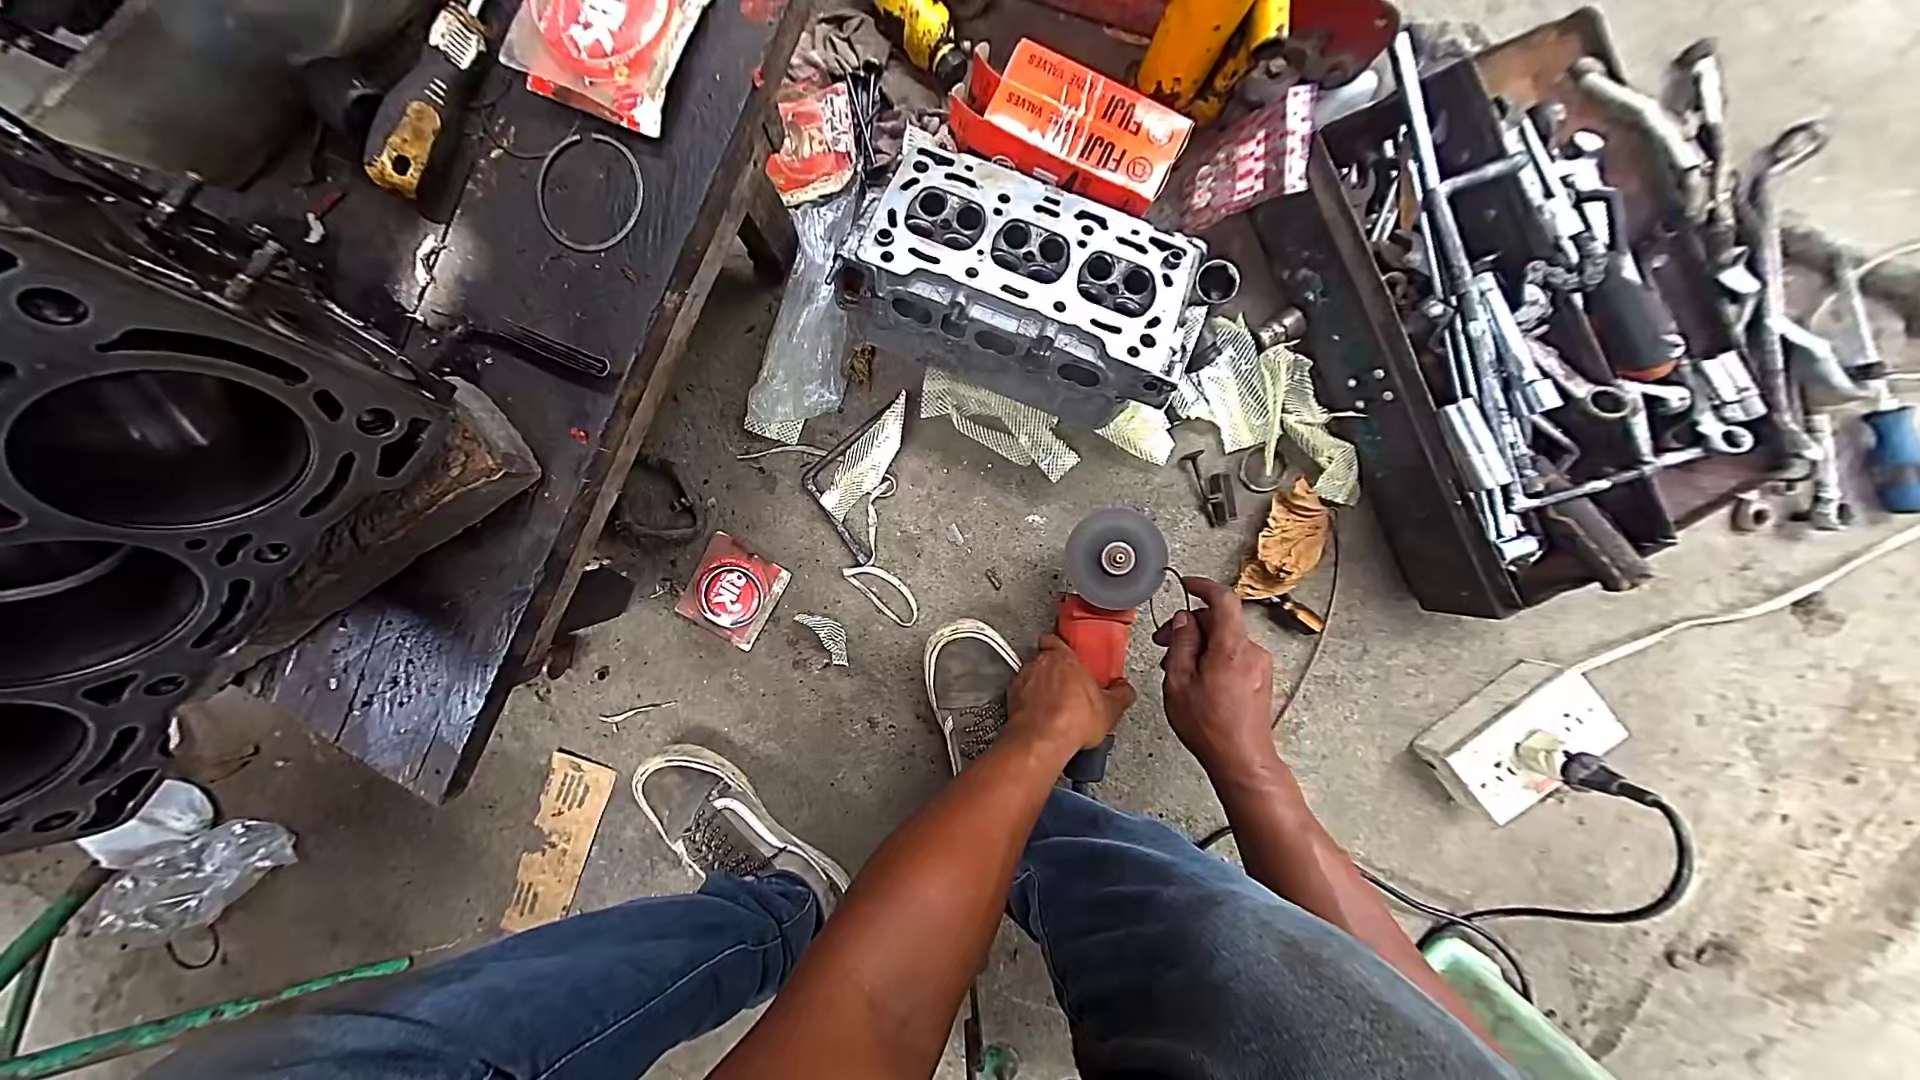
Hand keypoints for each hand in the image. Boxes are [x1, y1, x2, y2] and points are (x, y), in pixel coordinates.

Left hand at [1007, 634, 1135, 754]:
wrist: (1042, 740)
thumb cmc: (1071, 718)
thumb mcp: (1111, 708)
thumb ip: (1121, 693)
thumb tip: (1125, 690)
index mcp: (1062, 657)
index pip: (1054, 639)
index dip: (1059, 646)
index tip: (1068, 655)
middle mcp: (1038, 664)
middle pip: (1043, 658)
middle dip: (1053, 670)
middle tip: (1066, 686)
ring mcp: (1022, 680)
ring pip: (1030, 677)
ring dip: (1039, 687)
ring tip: (1053, 706)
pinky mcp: (1011, 699)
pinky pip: (1020, 696)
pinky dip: (1028, 704)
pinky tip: (1041, 718)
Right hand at [1153, 577, 1278, 780]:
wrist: (1242, 759)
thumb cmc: (1210, 727)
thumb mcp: (1179, 681)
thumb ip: (1181, 643)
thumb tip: (1184, 620)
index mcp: (1232, 648)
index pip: (1223, 600)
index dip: (1203, 586)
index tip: (1188, 584)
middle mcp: (1252, 652)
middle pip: (1219, 620)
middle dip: (1189, 626)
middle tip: (1165, 640)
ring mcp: (1259, 665)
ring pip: (1224, 638)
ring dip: (1199, 644)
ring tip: (1177, 667)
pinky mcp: (1260, 677)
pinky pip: (1233, 654)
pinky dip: (1212, 656)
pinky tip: (1196, 677)